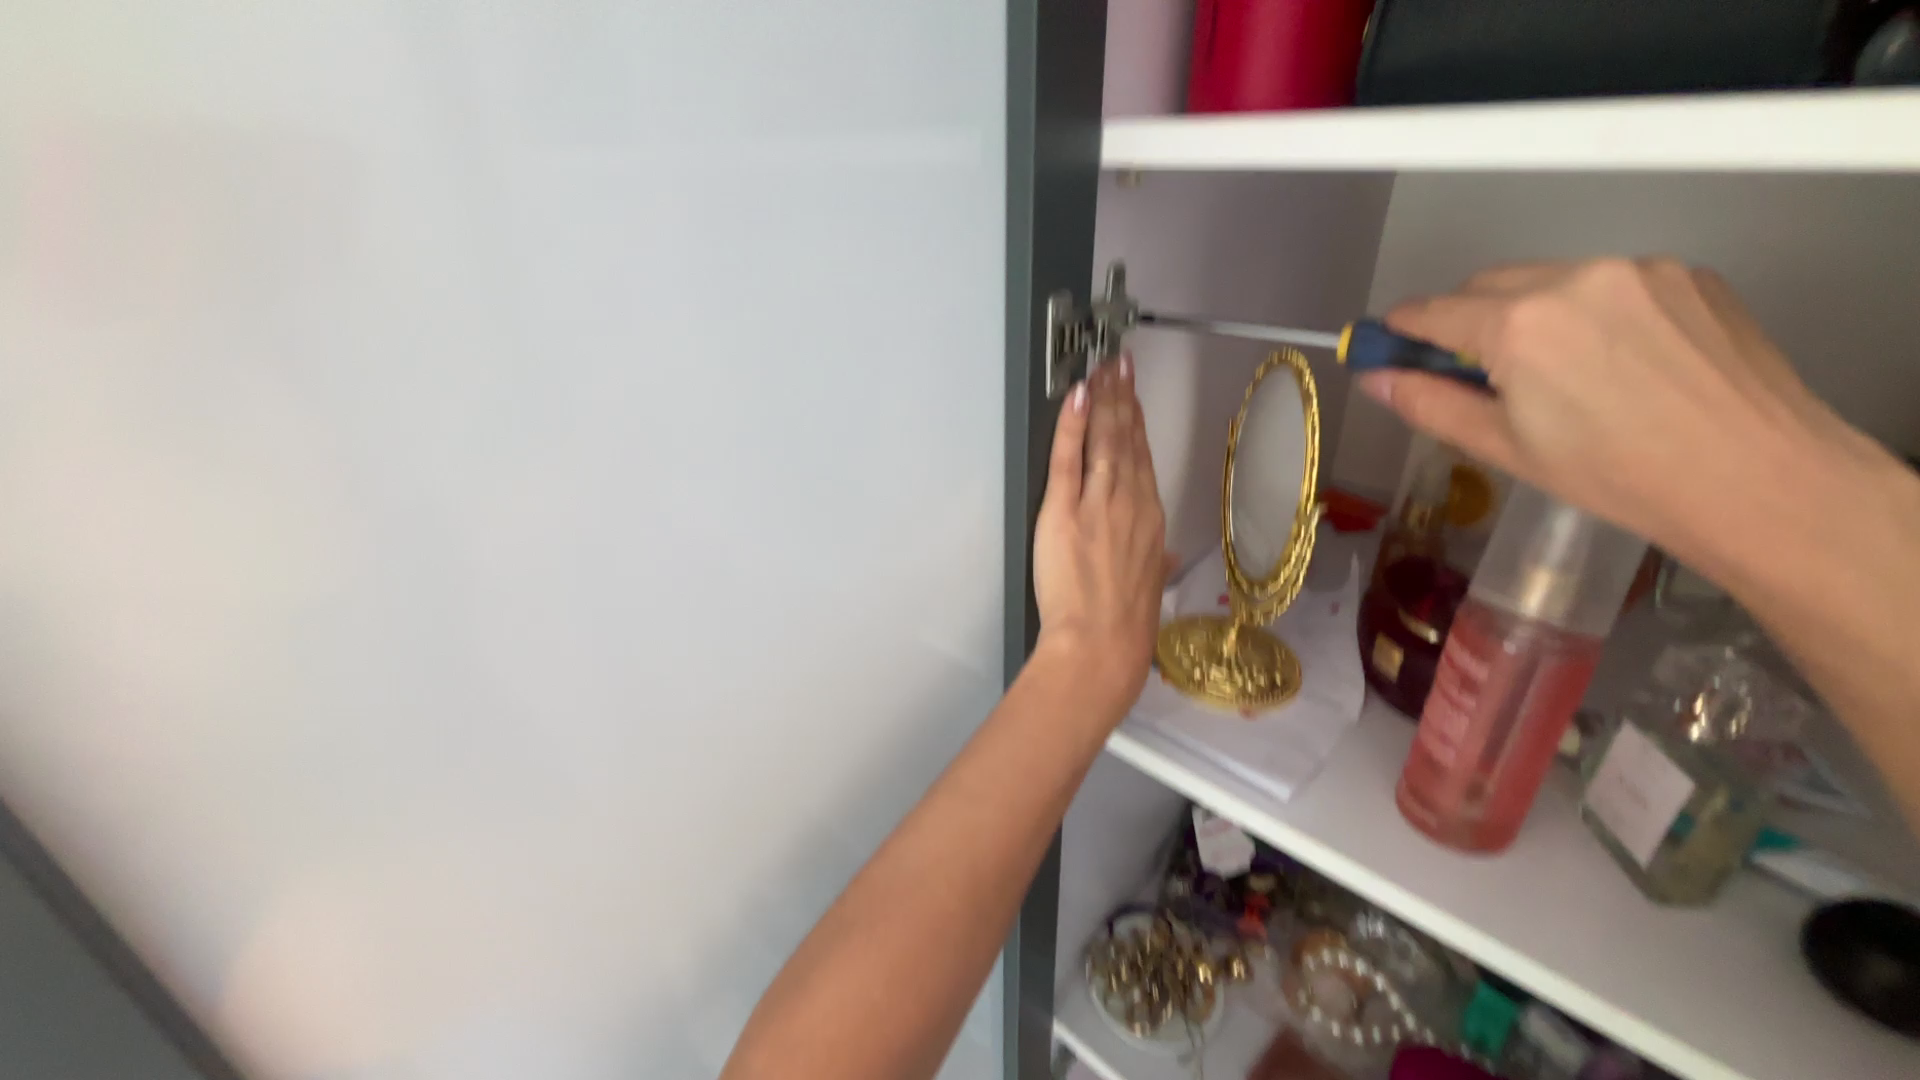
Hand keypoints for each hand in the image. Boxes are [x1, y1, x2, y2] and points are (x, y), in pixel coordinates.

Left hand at [1032, 356, 1168, 724]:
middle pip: (1127, 439)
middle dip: (1123, 397)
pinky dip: (1073, 426)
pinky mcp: (1065, 512)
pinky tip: (1076, 397)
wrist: (1102, 646)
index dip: (1138, 424)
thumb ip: (1158, 562)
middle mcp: (1131, 503)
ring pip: (1104, 440)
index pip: (1143, 460)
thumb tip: (1166, 555)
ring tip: (1102, 368)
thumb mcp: (1153, 587)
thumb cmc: (1127, 627)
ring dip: (1103, 399)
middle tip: (1119, 364)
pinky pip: (1069, 460)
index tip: (1134, 399)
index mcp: (1151, 520)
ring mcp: (1099, 504)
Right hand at [1356, 258, 1880, 568]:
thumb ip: (1428, 404)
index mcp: (1521, 324)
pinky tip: (1614, 362)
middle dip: (1465, 319)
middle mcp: (1577, 278)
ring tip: (1555, 373)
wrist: (1758, 477)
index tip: (1387, 346)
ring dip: (1528, 313)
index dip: (1401, 329)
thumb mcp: (1504, 448)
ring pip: (1550, 280)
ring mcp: (1640, 270)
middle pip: (1487, 284)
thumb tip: (1374, 378)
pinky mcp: (1689, 275)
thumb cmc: (1615, 475)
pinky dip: (1589, 311)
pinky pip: (1610, 282)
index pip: (1433, 310)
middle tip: (1471, 372)